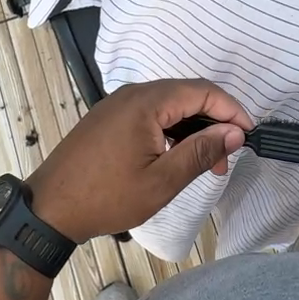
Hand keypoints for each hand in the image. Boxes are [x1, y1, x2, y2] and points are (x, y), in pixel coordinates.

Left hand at [26, 79, 252, 242]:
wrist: (49, 208)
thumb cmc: (107, 196)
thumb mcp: (161, 181)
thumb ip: (200, 152)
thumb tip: (234, 132)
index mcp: (147, 101)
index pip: (203, 91)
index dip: (231, 110)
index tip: (249, 136)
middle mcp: (134, 92)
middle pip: (187, 93)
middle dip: (215, 120)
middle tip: (227, 157)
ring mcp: (119, 103)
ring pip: (170, 104)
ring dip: (193, 126)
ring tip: (207, 162)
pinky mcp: (110, 117)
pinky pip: (152, 112)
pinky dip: (172, 128)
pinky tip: (177, 155)